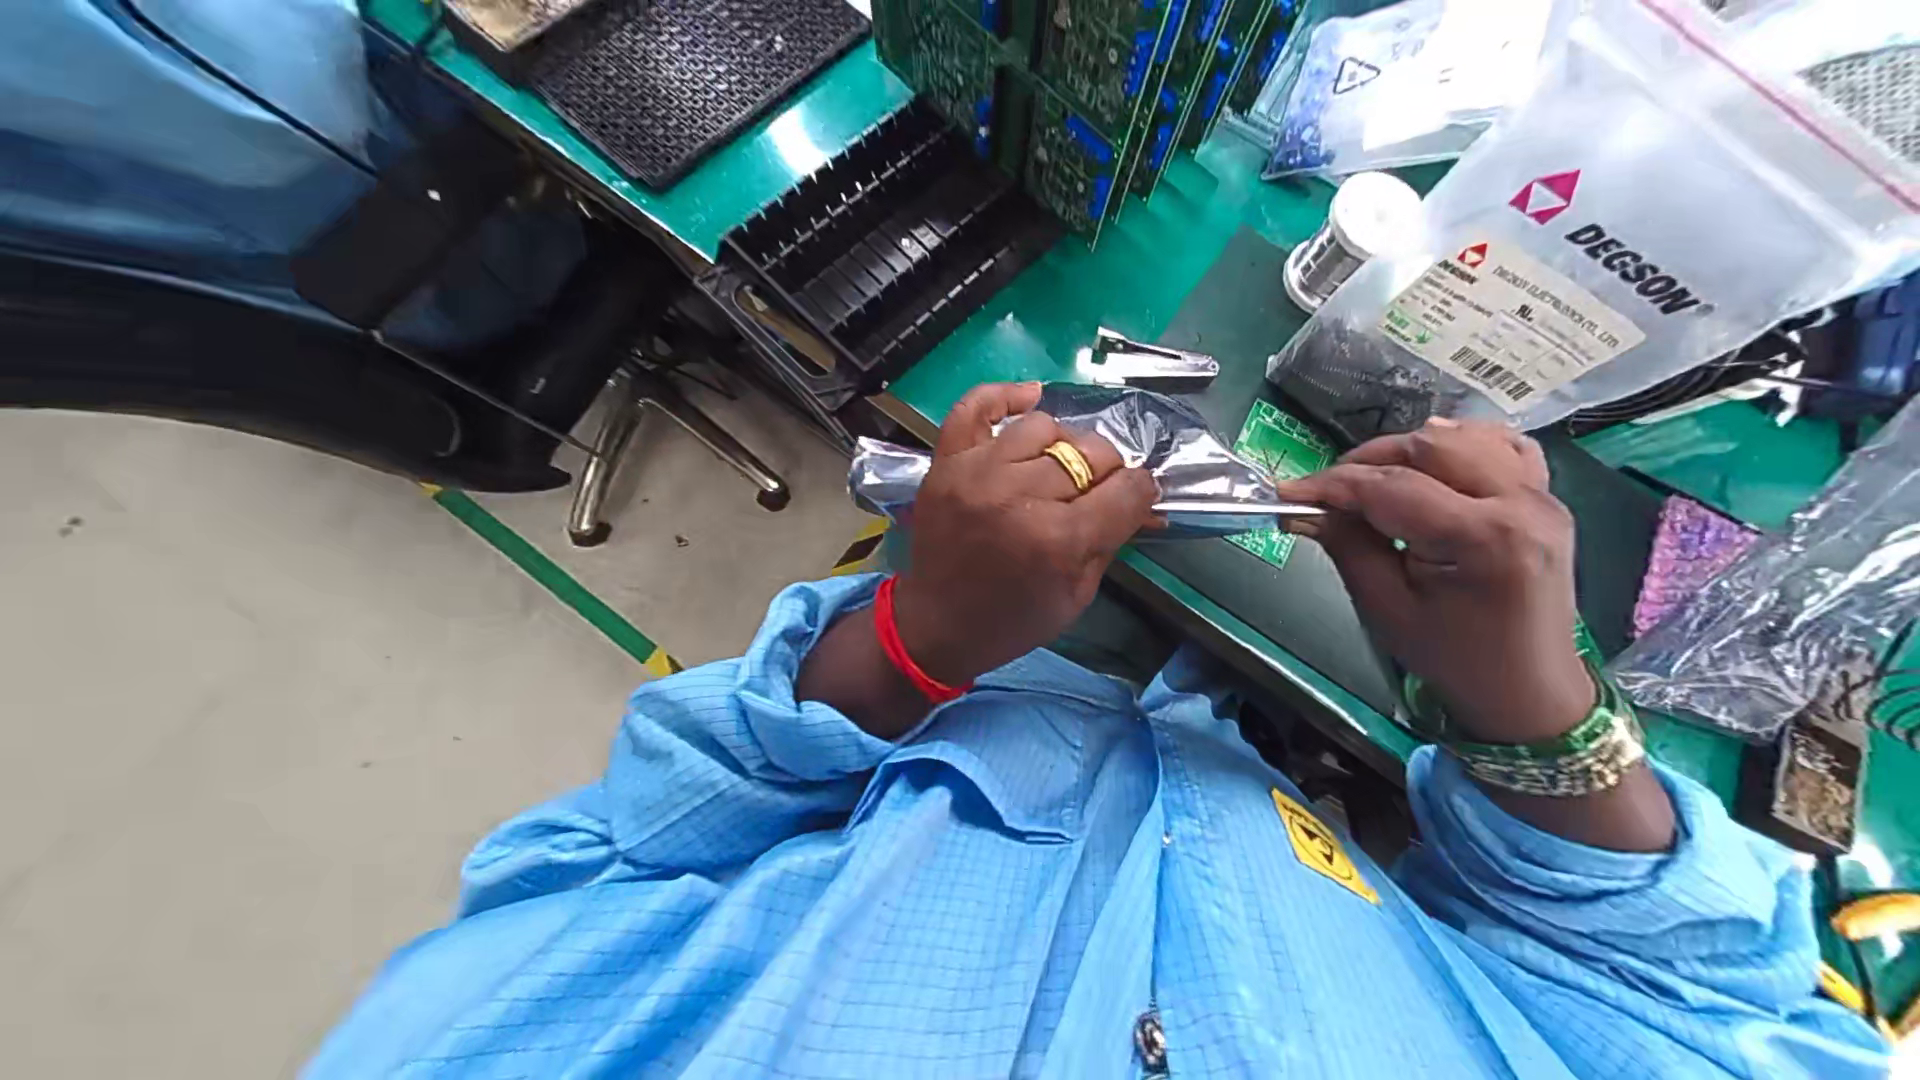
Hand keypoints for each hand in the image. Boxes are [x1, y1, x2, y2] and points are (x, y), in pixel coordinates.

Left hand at [891, 382, 1160, 685]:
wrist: (937, 625)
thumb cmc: (1012, 620)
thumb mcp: (1077, 594)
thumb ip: (1112, 538)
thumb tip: (1143, 497)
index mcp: (1057, 540)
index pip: (1127, 489)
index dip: (1140, 492)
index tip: (1135, 497)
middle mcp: (1018, 496)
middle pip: (1091, 453)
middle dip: (1107, 471)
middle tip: (1097, 490)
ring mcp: (977, 472)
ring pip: (1044, 426)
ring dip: (1063, 445)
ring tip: (1058, 467)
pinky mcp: (946, 462)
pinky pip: (975, 406)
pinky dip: (1004, 395)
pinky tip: (1029, 398)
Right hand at [1278, 418, 1593, 743]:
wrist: (1526, 688)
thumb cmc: (1451, 656)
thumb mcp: (1384, 605)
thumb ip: (1346, 543)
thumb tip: (1307, 507)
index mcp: (1481, 538)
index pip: (1390, 487)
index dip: (1331, 484)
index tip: (1287, 492)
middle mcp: (1521, 504)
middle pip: (1429, 446)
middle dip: (1366, 461)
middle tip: (1328, 491)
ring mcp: (1542, 497)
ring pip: (1465, 436)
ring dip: (1408, 449)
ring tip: (1372, 479)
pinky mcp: (1545, 499)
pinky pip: (1503, 447)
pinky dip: (1460, 444)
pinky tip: (1430, 463)